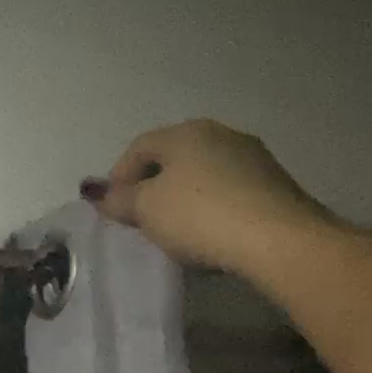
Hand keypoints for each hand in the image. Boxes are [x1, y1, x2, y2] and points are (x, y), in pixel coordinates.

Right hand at [83, 119, 338, 272]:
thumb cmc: (199, 216)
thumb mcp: (146, 210)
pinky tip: (207, 232)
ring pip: (201, 173)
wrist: (278, 240)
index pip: (138, 147)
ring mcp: (252, 157)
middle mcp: (220, 134)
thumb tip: (93, 189)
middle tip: (139, 220)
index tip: (113, 211)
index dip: (118, 177)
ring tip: (173, 229)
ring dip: (181, 197)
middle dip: (150, 186)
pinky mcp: (273, 184)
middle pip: (172, 157)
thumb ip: (117, 199)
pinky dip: (209, 206)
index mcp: (186, 132)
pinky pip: (226, 190)